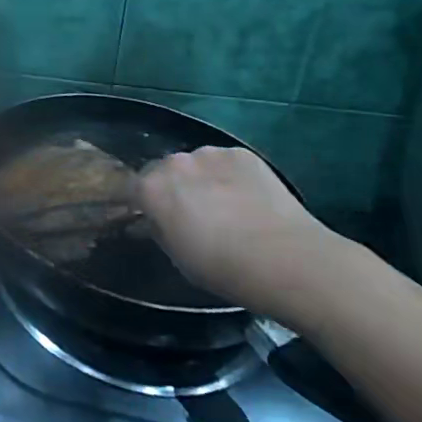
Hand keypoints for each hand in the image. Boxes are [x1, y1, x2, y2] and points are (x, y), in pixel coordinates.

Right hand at [136, 147, 354, 326]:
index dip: (145, 203)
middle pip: (165, 170)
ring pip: (197, 164)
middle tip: (193, 215)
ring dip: (202, 179)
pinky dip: (231, 176)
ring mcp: (210, 152)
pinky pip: (227, 163)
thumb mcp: (179, 259)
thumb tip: (152, 221)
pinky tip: (249, 199)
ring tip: (226, 206)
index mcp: (153, 188)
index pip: (134, 187)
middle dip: (174, 187)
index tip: (157, 219)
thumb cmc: (224, 269)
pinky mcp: (242, 153)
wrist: (287, 259)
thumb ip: (160, 231)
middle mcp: (175, 162)